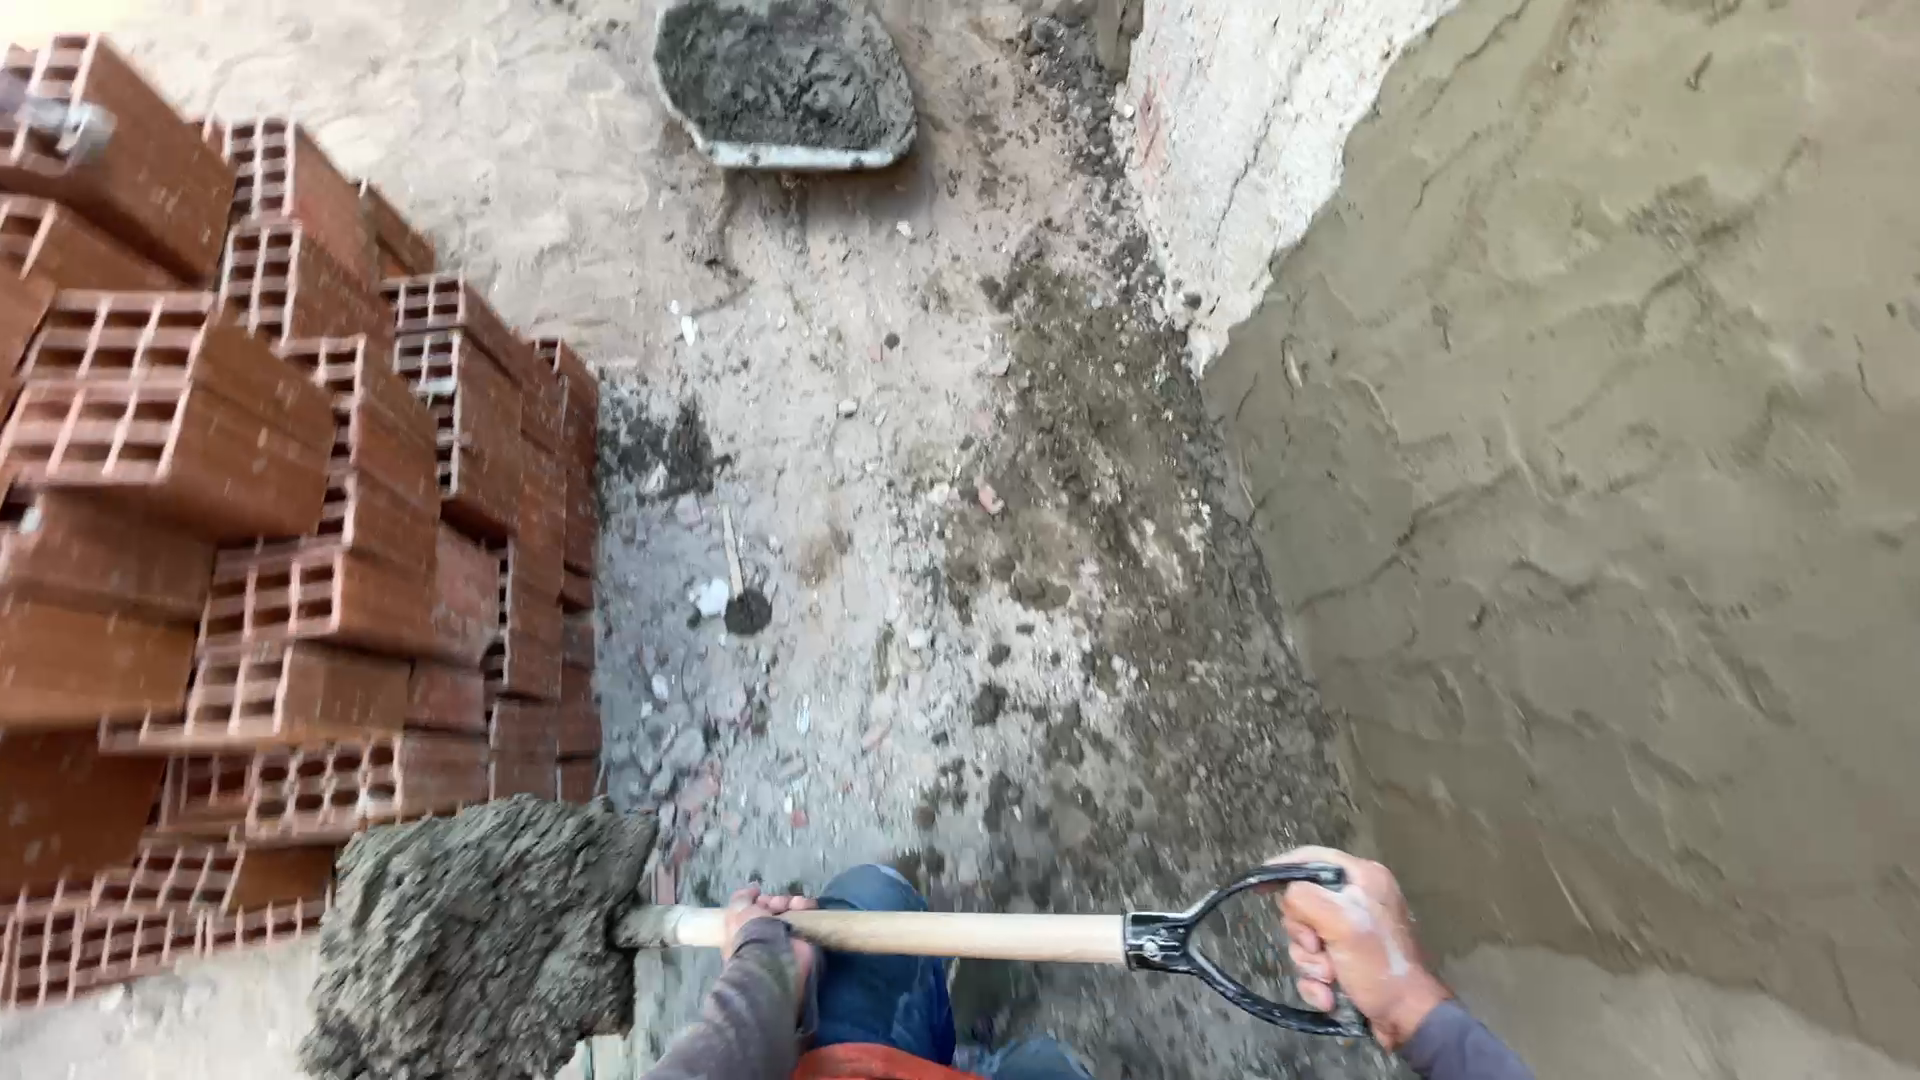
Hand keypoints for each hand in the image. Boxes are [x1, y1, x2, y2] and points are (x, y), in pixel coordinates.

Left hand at [723, 884, 818, 1004]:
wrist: (771, 960)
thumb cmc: (749, 937)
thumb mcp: (737, 914)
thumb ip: (742, 898)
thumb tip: (754, 888)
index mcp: (749, 931)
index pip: (759, 910)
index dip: (761, 900)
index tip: (761, 898)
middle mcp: (768, 933)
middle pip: (777, 908)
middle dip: (778, 901)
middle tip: (777, 904)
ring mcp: (787, 937)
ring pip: (793, 909)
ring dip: (793, 902)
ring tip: (794, 904)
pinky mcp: (804, 938)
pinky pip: (808, 914)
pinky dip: (807, 907)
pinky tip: (804, 906)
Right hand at [1266, 847, 1449, 1050]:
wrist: (1409, 1021)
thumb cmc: (1379, 964)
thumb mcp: (1341, 921)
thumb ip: (1304, 897)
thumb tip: (1288, 897)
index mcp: (1363, 877)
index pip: (1310, 858)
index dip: (1281, 868)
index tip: (1259, 885)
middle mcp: (1356, 898)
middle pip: (1302, 900)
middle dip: (1303, 931)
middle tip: (1318, 948)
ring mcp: (1350, 929)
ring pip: (1304, 934)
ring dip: (1310, 961)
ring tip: (1330, 977)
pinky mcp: (1346, 957)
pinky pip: (1313, 959)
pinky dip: (1316, 979)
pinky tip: (1329, 994)